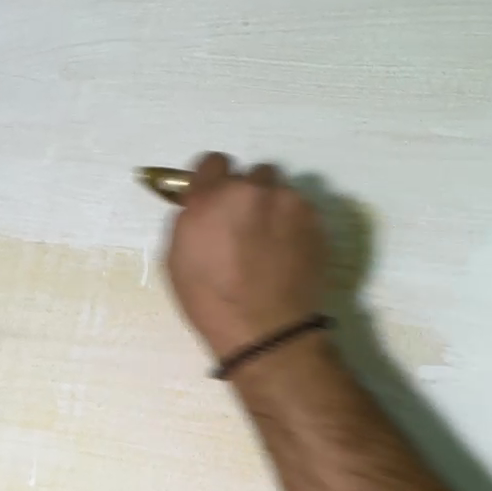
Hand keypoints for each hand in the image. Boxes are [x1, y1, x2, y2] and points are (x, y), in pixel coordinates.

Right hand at [165, 152, 328, 357]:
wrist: (264, 329)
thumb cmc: (210, 301)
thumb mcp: (176, 260)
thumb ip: (189, 221)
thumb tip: (202, 208)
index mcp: (209, 199)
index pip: (213, 162)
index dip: (214, 181)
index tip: (216, 200)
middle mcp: (250, 190)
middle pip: (251, 175)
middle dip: (246, 195)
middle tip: (244, 227)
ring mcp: (288, 202)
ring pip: (280, 190)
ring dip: (272, 207)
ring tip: (269, 242)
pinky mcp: (315, 219)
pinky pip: (301, 209)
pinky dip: (293, 224)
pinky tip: (286, 253)